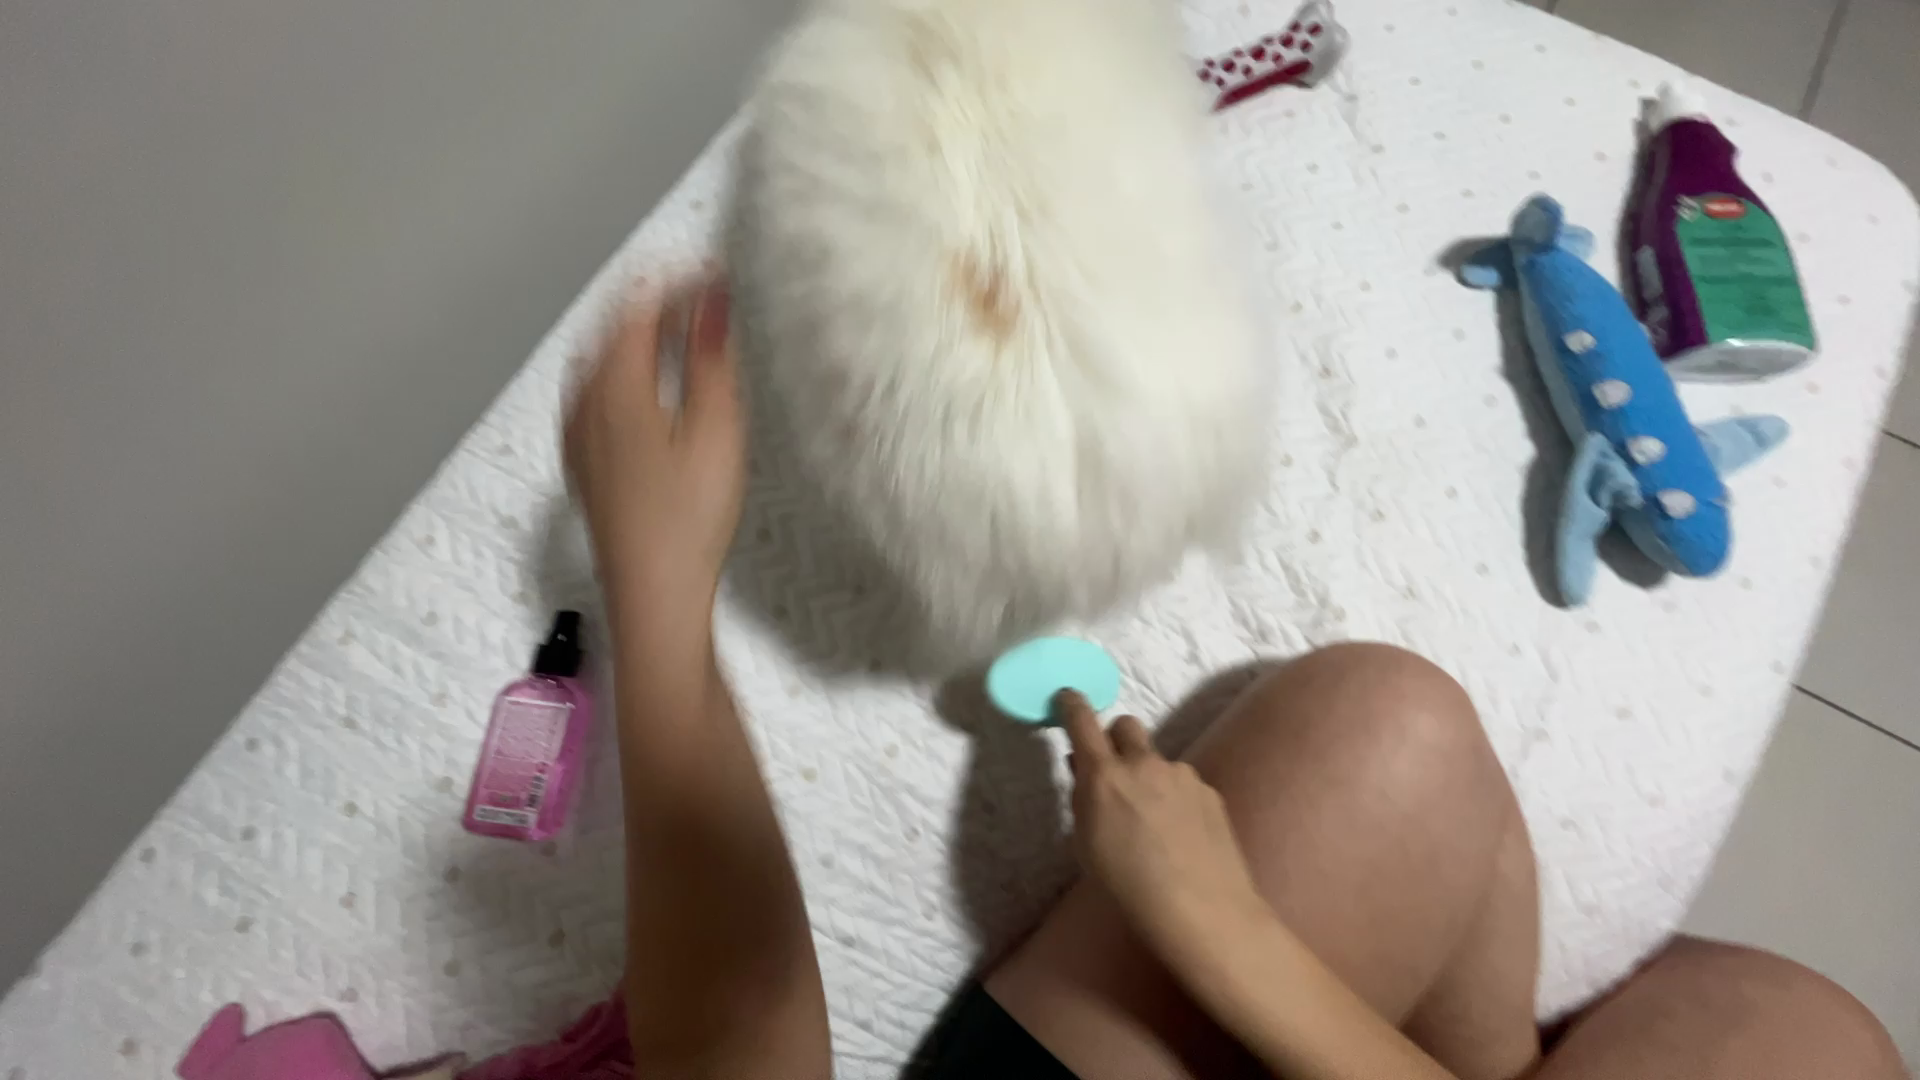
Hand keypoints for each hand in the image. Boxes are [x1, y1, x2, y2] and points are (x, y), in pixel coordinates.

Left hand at [564, 279, 745, 619]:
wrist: (653, 591)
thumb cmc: (690, 517)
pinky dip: (614, 369)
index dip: (677, 281)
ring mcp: (579, 436)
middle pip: (609, 329)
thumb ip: (710, 360)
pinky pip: (588, 393)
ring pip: (593, 361)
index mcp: (618, 387)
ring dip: (628, 333)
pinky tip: (631, 387)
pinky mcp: (585, 464)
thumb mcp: (715, 431)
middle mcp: (586, 403)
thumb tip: (711, 297)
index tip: (713, 269)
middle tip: (693, 289)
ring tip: (665, 327)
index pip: (640, 309)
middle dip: (650, 300)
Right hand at [1057, 692, 1273, 970]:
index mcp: (1104, 776)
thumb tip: (1084, 768)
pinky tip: (1181, 835)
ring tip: (1155, 823)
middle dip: (1116, 740)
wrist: (1205, 913)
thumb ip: (1084, 798)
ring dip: (1149, 776)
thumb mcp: (1087, 845)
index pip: (1082, 720)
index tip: (1068, 698)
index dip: (1072, 704)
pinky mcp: (1209, 790)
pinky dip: (1175, 798)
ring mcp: (1181, 774)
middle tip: (1115, 773)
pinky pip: (1182, 782)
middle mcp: (1143, 764)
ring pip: (1157, 760)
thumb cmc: (1130, 889)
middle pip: (1125, 725)